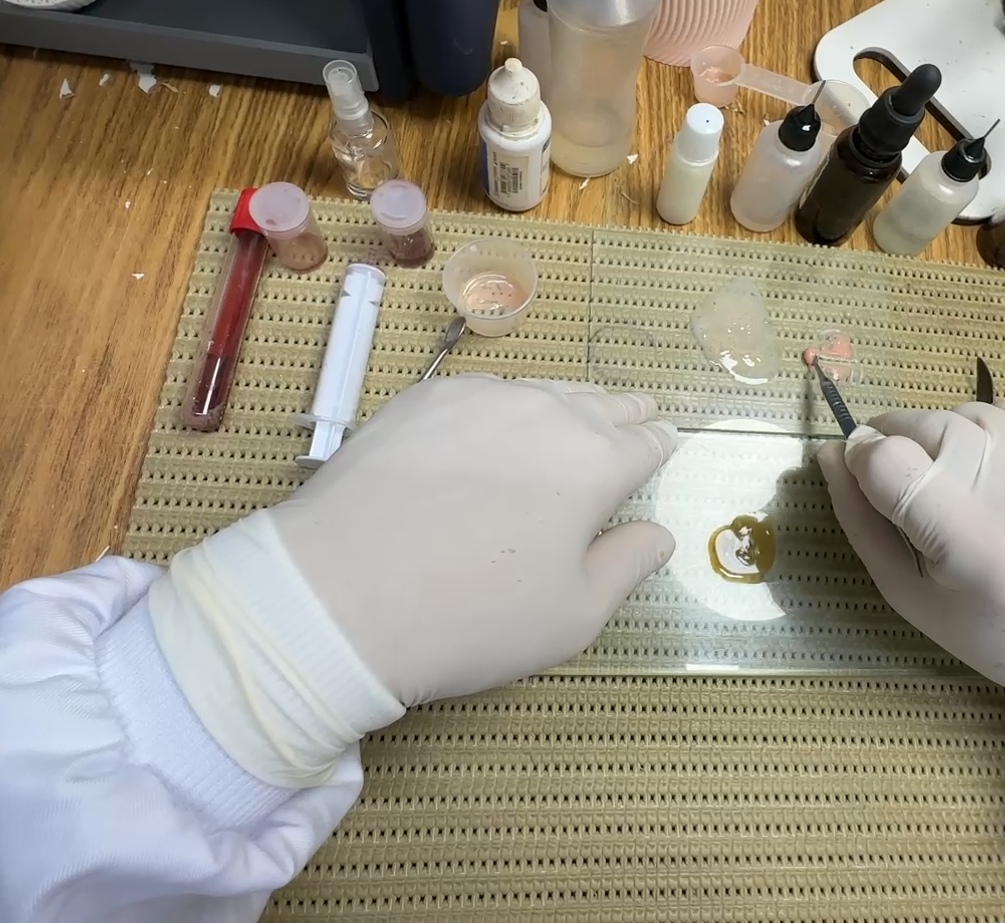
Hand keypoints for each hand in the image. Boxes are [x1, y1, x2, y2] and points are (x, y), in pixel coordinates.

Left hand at [148, 376, 677, 786]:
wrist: (339, 595)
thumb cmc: (473, 617)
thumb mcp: (573, 616)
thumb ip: (628, 566)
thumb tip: (660, 535)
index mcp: (595, 463)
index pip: (647, 443)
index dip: (661, 443)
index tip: (665, 441)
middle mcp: (547, 412)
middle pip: (604, 403)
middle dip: (627, 411)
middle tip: (638, 413)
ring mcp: (482, 396)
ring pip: (546, 389)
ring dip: (571, 402)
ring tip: (578, 411)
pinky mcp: (425, 396)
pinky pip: (486, 391)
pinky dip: (507, 404)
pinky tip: (497, 425)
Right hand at [817, 398, 1004, 785]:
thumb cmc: (994, 632)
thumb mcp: (908, 593)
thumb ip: (860, 520)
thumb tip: (831, 451)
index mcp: (978, 550)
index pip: (891, 461)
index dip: (866, 458)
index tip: (867, 471)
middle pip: (932, 426)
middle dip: (904, 441)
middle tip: (913, 476)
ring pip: (975, 411)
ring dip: (953, 436)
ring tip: (968, 481)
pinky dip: (999, 430)